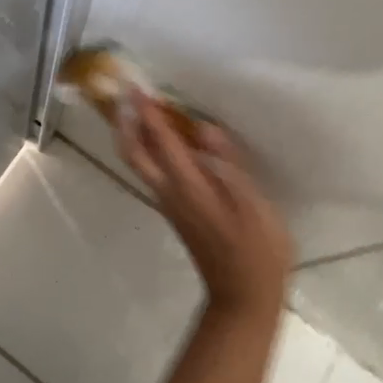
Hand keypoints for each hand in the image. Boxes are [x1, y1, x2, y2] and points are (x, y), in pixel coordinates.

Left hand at [117, 92, 293, 317]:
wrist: (243, 297)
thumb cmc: (257, 251)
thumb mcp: (254, 206)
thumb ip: (229, 165)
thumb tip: (204, 128)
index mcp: (189, 187)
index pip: (160, 141)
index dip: (147, 111)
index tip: (136, 85)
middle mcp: (170, 192)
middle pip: (134, 153)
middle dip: (125, 121)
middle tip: (125, 92)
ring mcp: (170, 204)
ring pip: (139, 162)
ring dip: (132, 133)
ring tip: (137, 107)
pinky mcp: (177, 211)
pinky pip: (152, 171)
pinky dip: (147, 148)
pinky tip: (163, 140)